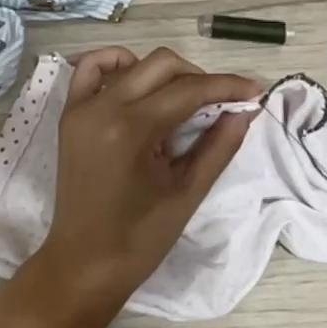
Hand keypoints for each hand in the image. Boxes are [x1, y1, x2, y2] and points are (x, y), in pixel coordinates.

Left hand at [37, 47, 260, 302]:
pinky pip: (91, 69)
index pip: (189, 90)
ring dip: (165, 73)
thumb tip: (246, 111)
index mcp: (132, 129)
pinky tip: (140, 82)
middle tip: (222, 102)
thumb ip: (219, 146)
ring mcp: (82, 108)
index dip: (226, 87)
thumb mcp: (188, 192)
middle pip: (163, 65)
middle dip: (200, 78)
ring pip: (133, 63)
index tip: (255, 91)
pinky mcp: (70, 114)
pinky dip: (117, 64)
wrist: (84, 264)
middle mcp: (103, 107)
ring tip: (185, 99)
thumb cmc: (140, 238)